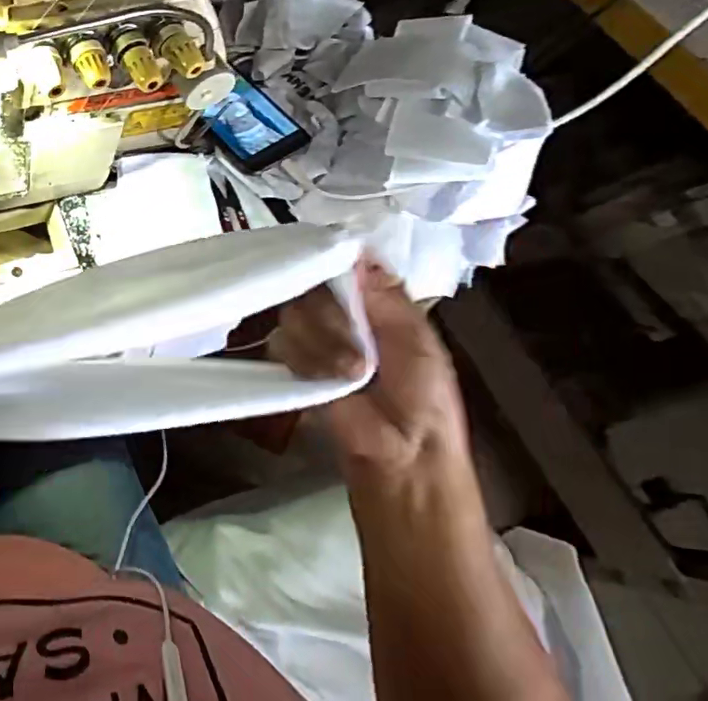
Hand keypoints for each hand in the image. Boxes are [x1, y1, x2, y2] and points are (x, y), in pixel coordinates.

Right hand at [273, 261, 471, 482]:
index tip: (329, 262)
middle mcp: (337, 316)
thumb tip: (359, 252)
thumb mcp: (420, 343)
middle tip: (361, 348)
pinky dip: (306, 362)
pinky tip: (327, 381)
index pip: (340, 268)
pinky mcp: (289, 363)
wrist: (403, 454)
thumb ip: (387, 298)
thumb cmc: (425, 402)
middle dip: (335, 316)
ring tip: (352, 374)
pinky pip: (282, 344)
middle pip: (312, 289)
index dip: (332, 262)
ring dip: (325, 345)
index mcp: (371, 306)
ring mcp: (311, 339)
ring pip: (295, 315)